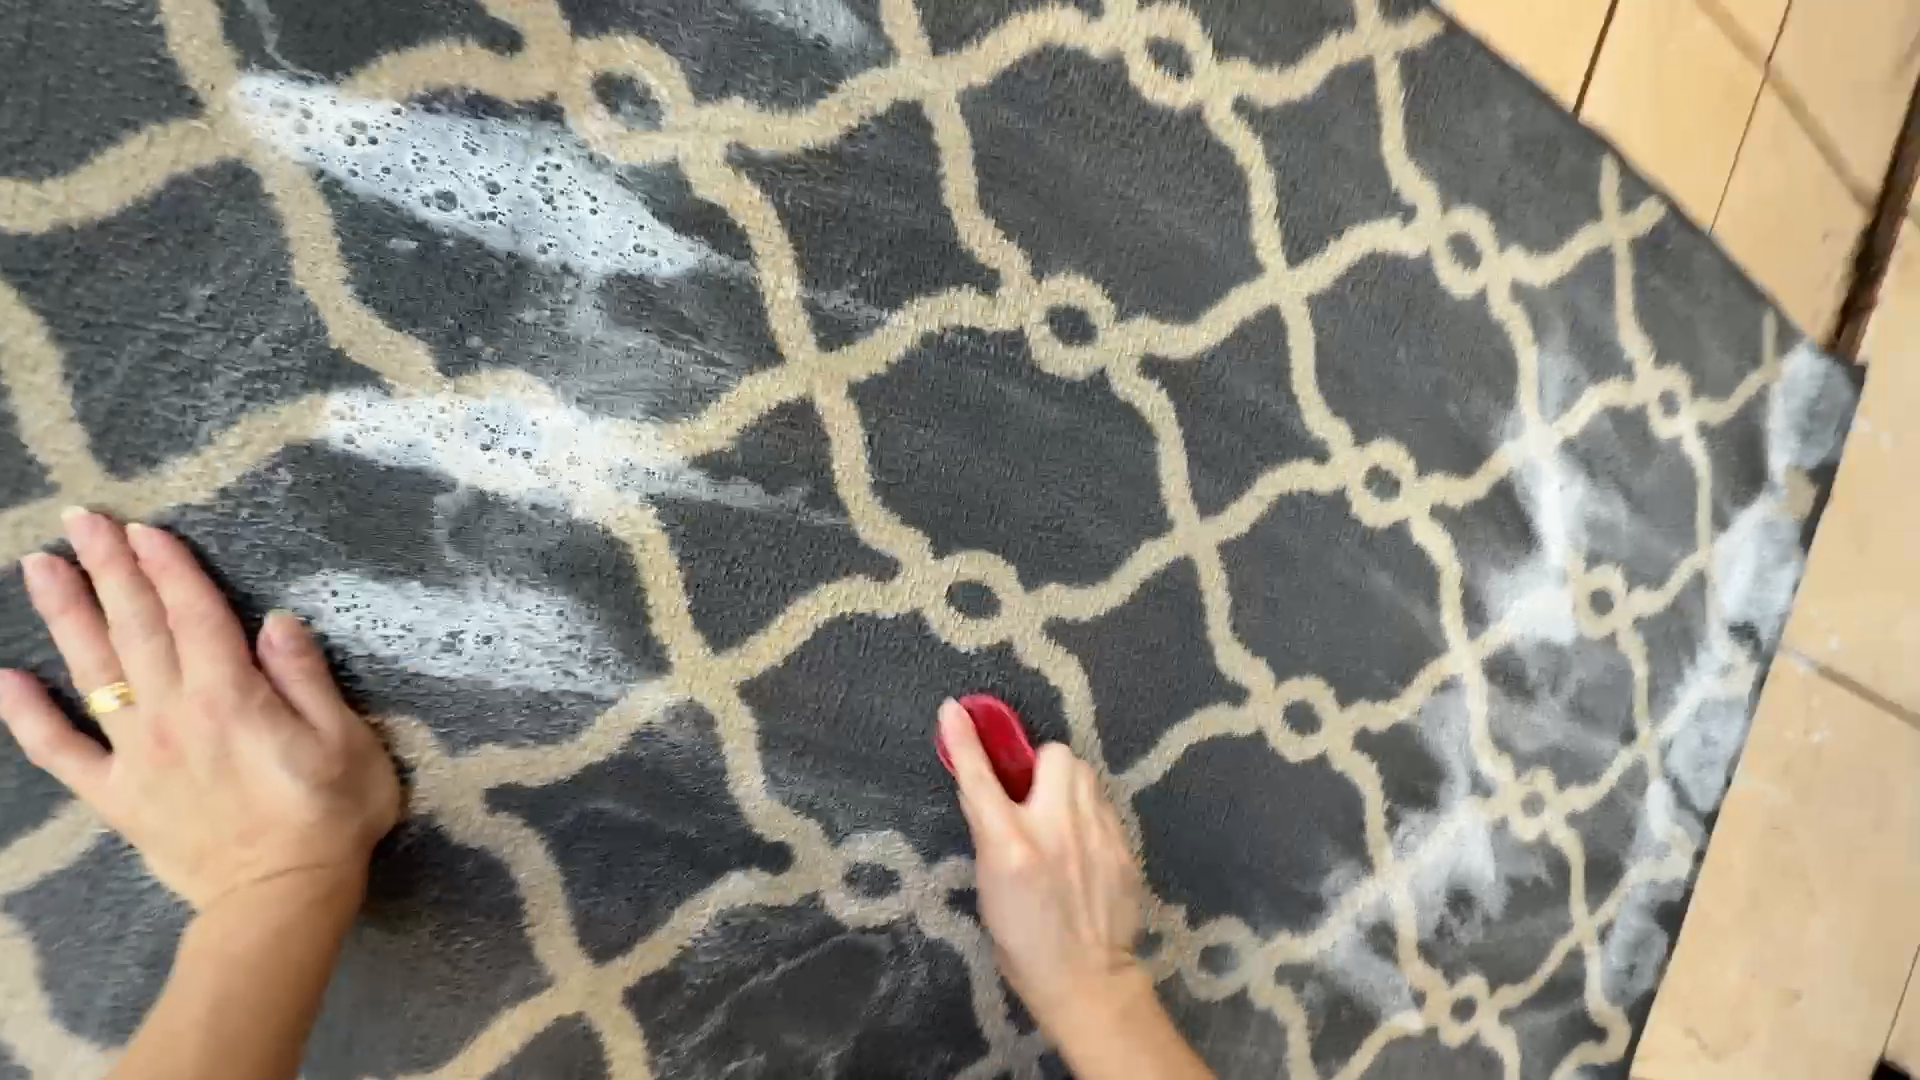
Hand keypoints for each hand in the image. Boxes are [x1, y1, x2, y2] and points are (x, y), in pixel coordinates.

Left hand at [0, 508, 401, 912]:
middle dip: (112, 573)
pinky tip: (4, 678)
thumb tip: (276, 622)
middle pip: (138, 633)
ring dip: (67, 617)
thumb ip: (307, 679)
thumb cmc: (333, 809)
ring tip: (42, 568)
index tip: (145, 529)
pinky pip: (59, 750)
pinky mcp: (116, 794)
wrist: (282, 892)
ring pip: (93, 674)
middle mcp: (173, 717)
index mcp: (233, 699)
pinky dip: (26, 714)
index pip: (196, 619)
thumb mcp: (347, 738)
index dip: (171, 571)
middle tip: (82, 522)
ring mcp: (135, 756)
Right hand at [939, 699, 1144, 1026]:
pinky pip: (1103, 802)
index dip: (963, 740)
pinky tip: (1084, 839)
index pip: (980, 778)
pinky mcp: (1123, 845)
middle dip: (1040, 765)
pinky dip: (1088, 809)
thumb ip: (989, 831)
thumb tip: (983, 787)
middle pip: (1053, 755)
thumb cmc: (1023, 941)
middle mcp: (1055, 829)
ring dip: (1066, 783)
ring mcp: (1096, 835)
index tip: (953, 709)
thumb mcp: (989, 887)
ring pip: (1084, 772)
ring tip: (1061, 812)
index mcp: (1011, 846)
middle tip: (1033, 792)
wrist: (1089, 982)